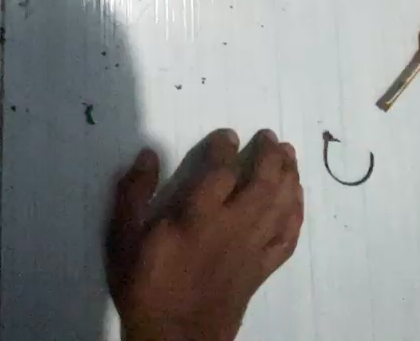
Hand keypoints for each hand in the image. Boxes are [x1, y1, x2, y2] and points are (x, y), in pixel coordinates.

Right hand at [107, 129, 303, 340]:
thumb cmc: (144, 285)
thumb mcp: (123, 237)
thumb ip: (134, 192)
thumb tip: (149, 153)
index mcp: (197, 216)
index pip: (221, 171)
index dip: (226, 148)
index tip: (230, 134)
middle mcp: (231, 228)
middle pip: (261, 184)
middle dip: (269, 157)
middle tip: (270, 137)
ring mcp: (250, 251)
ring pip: (279, 207)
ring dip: (288, 178)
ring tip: (289, 156)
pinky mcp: (260, 271)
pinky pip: (286, 239)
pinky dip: (296, 215)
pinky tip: (296, 200)